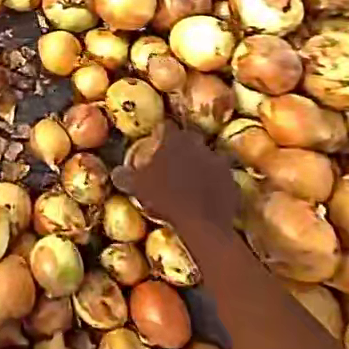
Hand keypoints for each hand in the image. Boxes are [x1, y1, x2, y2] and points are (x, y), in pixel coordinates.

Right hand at [114, 125, 242, 231]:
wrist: (203, 223)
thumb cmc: (166, 198)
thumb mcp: (138, 187)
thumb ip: (126, 176)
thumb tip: (116, 172)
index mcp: (175, 140)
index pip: (166, 126)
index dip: (160, 132)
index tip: (155, 140)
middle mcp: (198, 145)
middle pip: (189, 138)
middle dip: (182, 145)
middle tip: (172, 159)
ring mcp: (218, 162)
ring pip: (207, 156)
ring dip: (200, 163)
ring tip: (190, 178)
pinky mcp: (232, 181)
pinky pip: (221, 177)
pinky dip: (215, 182)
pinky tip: (206, 194)